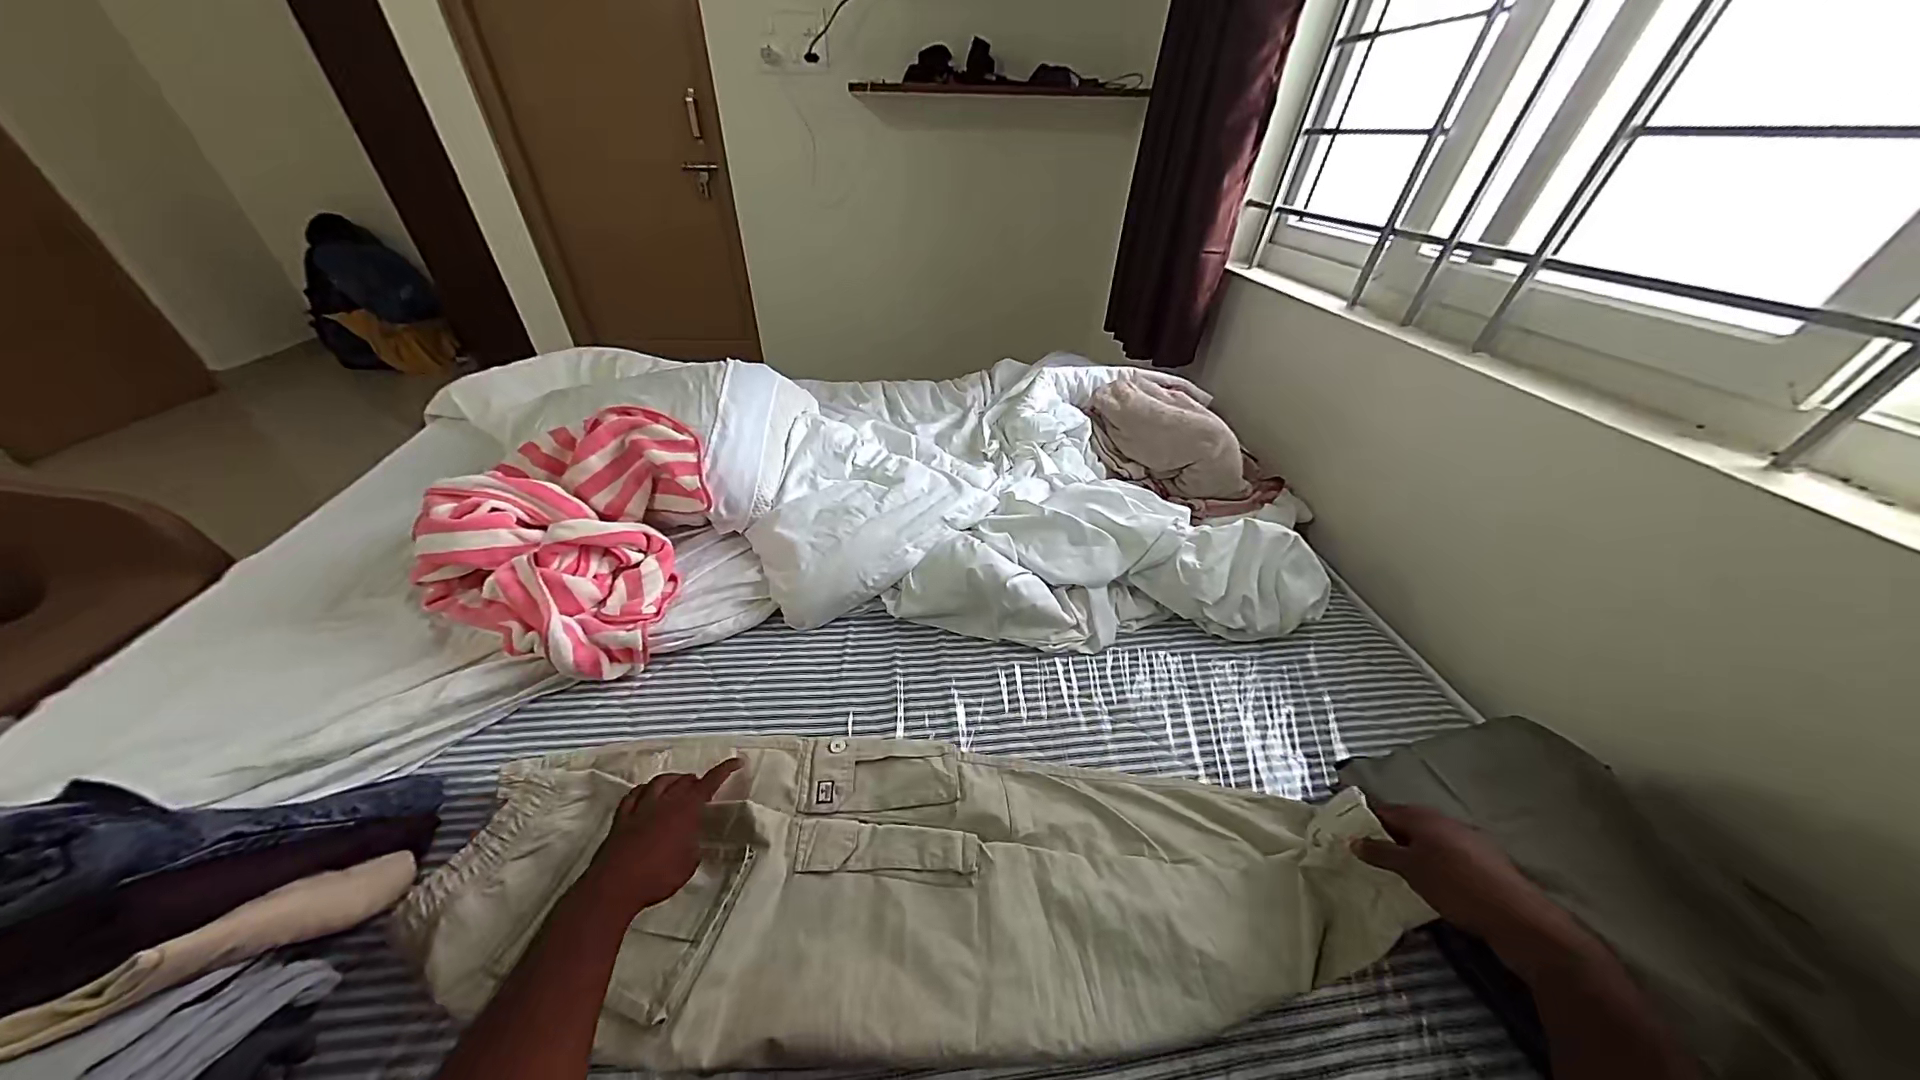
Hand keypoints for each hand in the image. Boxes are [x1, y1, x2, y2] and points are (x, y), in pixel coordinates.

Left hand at [588, 758, 742, 914]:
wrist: (615, 886)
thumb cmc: (658, 876)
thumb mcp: (689, 863)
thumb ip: (694, 845)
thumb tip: (695, 842)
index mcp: (686, 810)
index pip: (710, 782)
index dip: (725, 770)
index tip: (736, 762)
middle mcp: (664, 802)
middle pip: (684, 780)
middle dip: (696, 780)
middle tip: (703, 786)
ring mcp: (641, 808)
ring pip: (659, 781)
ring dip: (673, 780)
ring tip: (678, 784)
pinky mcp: (621, 818)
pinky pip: (635, 794)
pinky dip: (645, 789)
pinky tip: (646, 792)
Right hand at [1353, 799, 1581, 948]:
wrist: (1519, 919)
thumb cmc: (1456, 887)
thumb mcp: (1410, 870)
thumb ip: (1380, 852)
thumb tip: (1354, 840)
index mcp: (1423, 817)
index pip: (1383, 809)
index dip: (1363, 818)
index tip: (1346, 829)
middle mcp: (1445, 822)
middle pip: (1406, 823)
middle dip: (1386, 834)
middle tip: (1365, 852)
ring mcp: (1469, 841)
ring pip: (1428, 839)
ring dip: (1410, 849)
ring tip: (1394, 869)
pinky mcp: (1485, 862)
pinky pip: (1446, 854)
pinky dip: (1432, 862)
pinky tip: (1429, 880)